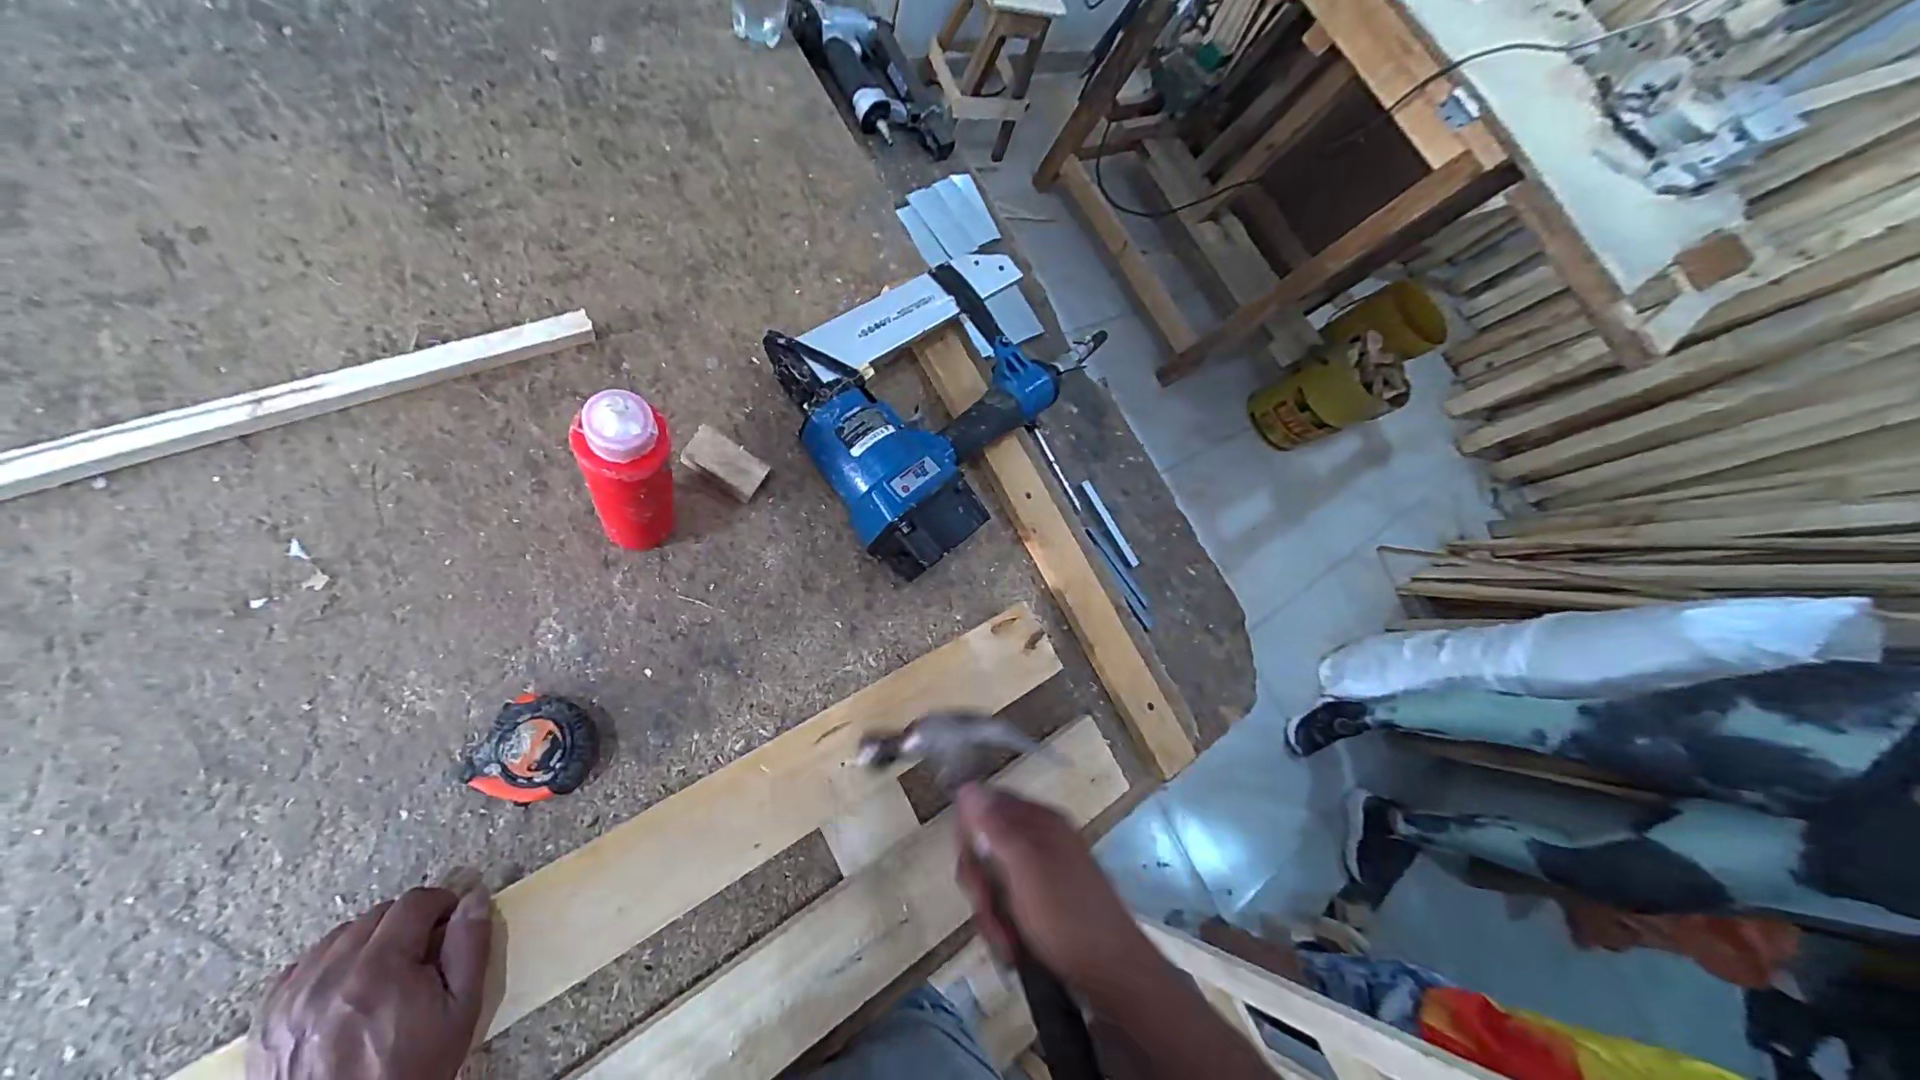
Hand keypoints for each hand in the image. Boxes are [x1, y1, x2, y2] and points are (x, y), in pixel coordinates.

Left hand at [248, 885, 492, 1079]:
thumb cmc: (408, 1072)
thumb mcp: (461, 1010)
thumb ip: (470, 947)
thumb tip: (474, 899)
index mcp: (380, 968)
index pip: (414, 902)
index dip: (441, 904)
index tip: (451, 923)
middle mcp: (329, 975)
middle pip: (377, 915)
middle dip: (406, 924)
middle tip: (423, 954)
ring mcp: (291, 997)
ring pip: (339, 937)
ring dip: (368, 942)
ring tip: (385, 974)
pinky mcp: (267, 1018)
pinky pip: (302, 966)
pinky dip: (330, 966)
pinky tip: (348, 989)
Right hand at [954, 784, 1171, 1013]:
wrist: (1113, 973)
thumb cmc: (1067, 917)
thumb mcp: (1024, 867)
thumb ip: (994, 826)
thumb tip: (967, 787)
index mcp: (1039, 820)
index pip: (985, 804)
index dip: (968, 832)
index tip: (971, 864)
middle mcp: (1041, 839)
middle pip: (985, 844)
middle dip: (979, 880)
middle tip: (988, 906)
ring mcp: (1043, 871)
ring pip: (993, 879)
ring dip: (990, 910)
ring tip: (1004, 936)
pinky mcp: (1044, 901)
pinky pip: (1008, 902)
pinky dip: (1004, 923)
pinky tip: (1013, 944)